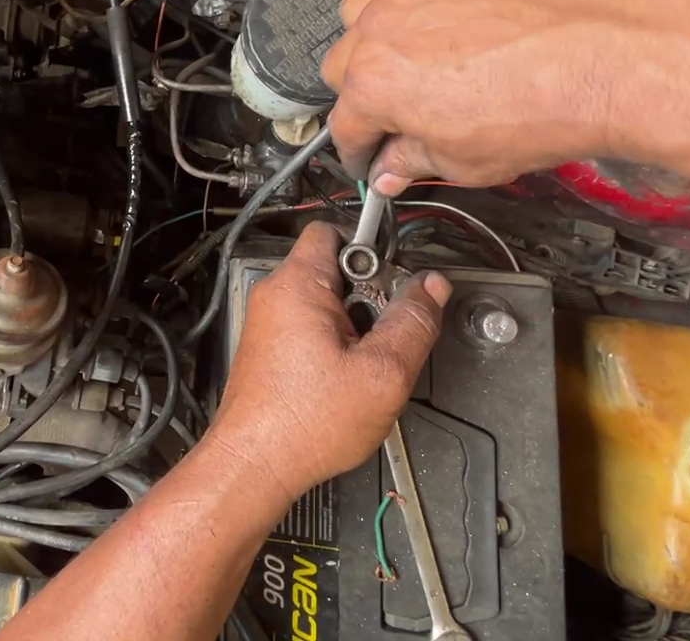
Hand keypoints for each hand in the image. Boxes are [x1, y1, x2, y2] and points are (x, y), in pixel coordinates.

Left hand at [202, 222, 449, 505]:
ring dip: (352, 320)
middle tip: (385, 330)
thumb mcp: (381, 373)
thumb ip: (413, 323)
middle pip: (331, 265)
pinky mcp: (269, 343)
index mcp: (297, 284)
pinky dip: (332, 338)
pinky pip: (307, 322)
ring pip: (323, 298)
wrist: (257, 459)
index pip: (330, 230)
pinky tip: (343, 374)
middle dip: (367, 292)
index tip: (396, 274)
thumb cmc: (305, 421)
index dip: (370, 245)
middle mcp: (275, 293)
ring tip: (364, 361)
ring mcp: (268, 318)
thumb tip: (432, 288)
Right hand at [321, 0, 689, 189]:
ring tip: (410, 50)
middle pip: (341, 65)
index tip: (372, 157)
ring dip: (372, 33)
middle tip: (400, 108)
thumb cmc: (552, 108)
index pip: (344, 125)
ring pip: (359, 9)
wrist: (626, 51)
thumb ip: (414, 162)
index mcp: (373, 85)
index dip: (358, 150)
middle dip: (362, 91)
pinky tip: (432, 3)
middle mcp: (378, 29)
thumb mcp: (470, 161)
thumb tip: (390, 170)